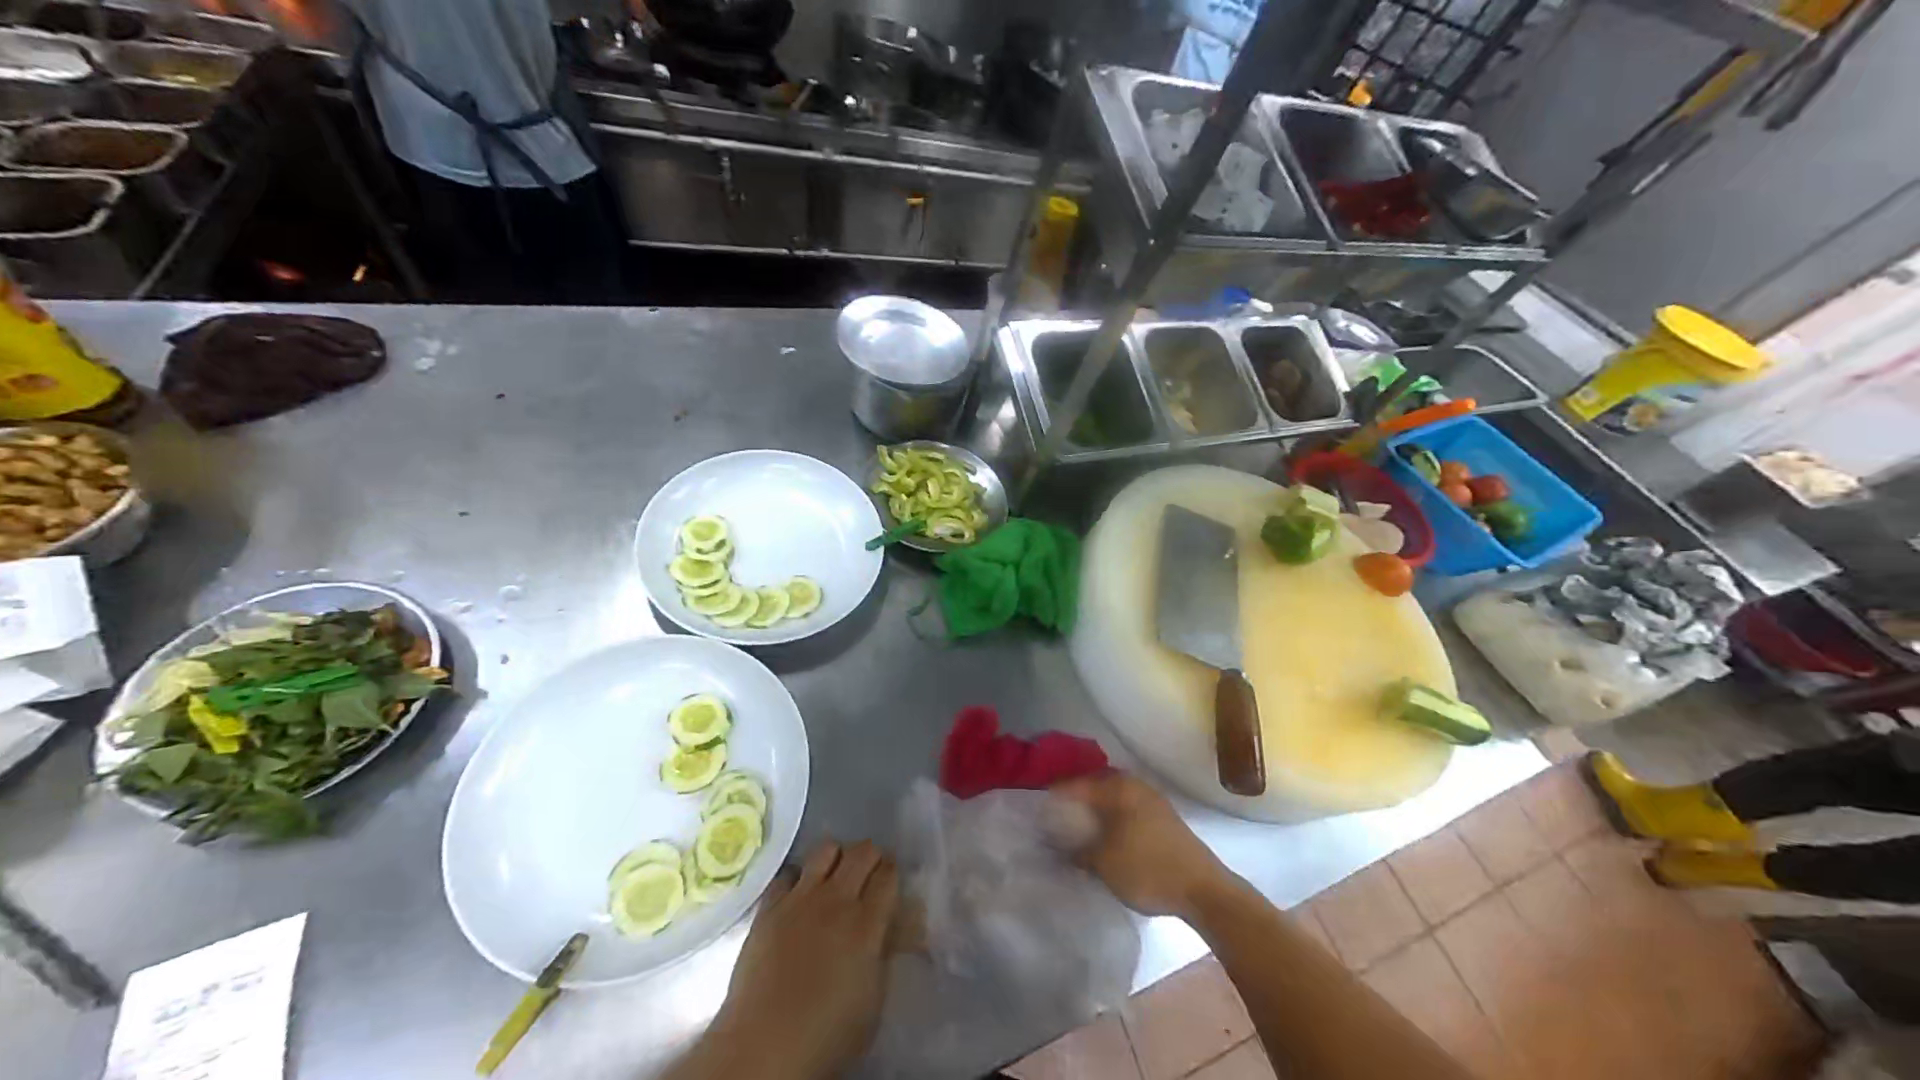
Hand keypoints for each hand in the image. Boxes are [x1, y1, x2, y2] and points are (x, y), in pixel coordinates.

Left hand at [699, 840, 899, 1079]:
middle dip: (871, 856)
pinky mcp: (769, 907)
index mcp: (867, 922)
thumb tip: (896, 928)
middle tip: (870, 873)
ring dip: (837, 856)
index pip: (888, 874)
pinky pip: (787, 872)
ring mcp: (800, 899)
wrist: (764, 1044)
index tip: (892, 879)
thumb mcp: (874, 999)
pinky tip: (799, 893)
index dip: (893, 871)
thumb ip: (886, 953)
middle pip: (862, 852)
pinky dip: (798, 876)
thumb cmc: (829, 1033)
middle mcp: (836, 899)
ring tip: (836, 875)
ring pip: (825, 849)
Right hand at [1051, 772, 1234, 919]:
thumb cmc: (1148, 870)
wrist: (1204, 891)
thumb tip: (1053, 842)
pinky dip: (1110, 817)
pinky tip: (1103, 835)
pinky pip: (1125, 807)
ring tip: (1076, 829)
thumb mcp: (1102, 863)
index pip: (1073, 784)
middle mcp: (1134, 784)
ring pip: (1111, 797)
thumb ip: (1074, 849)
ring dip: (1093, 809)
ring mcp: (1151, 799)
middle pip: (1093, 785)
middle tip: (1054, 819)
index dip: (1052, 798)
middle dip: (1073, 800)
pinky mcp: (1162, 816)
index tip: (1037, 814)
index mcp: (1117, 788)